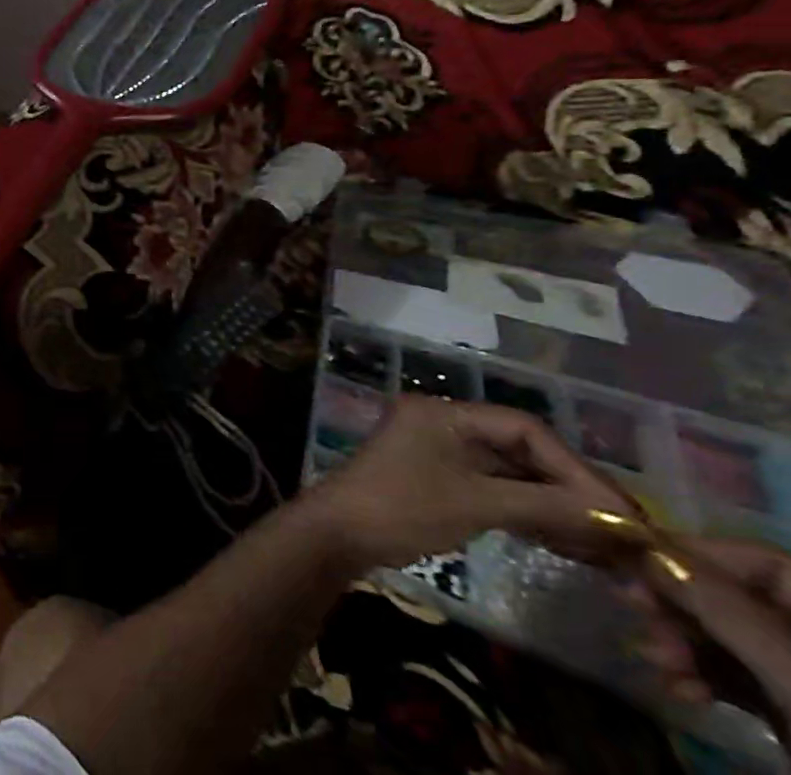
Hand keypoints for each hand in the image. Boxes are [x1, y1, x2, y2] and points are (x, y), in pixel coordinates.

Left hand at [303, 396, 638, 569]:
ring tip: (609, 547)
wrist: (336, 535)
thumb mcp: (478, 504)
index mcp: (440, 414)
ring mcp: (436, 454)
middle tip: (625, 533)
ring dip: (556, 508)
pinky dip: (530, 515)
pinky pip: (494, 491)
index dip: (577, 469)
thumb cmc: (400, 508)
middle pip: (522, 451)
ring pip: (512, 475)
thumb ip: (549, 506)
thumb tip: (625, 521)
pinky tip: (572, 545)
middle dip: (572, 490)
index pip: (525, 429)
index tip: (621, 512)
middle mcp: (439, 425)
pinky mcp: (436, 482)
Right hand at [632, 537, 790, 717]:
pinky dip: (697, 676)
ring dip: (678, 644)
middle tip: (633, 611)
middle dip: (677, 607)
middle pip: (733, 598)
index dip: (696, 554)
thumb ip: (721, 606)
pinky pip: (732, 673)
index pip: (762, 561)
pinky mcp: (787, 704)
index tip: (632, 561)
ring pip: (723, 637)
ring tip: (660, 664)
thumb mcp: (784, 666)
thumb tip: (645, 549)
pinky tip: (683, 691)